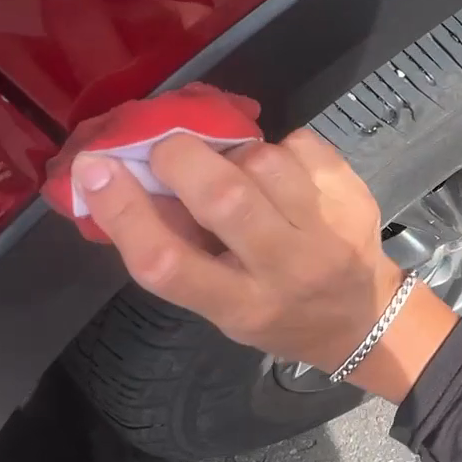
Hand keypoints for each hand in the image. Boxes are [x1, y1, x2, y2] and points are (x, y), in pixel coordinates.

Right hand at [73, 128, 456, 401]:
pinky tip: (284, 171)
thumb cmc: (279, 312)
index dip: (124, 211)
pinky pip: (303, 145)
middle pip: (223, 198)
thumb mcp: (223, 306)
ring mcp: (328, 231)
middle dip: (182, 158)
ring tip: (239, 171)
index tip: (95, 167)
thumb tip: (125, 181)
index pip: (170, 262)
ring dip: (237, 153)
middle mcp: (287, 270)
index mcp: (241, 306)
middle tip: (170, 151)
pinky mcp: (355, 197)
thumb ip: (180, 255)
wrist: (366, 316)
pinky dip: (280, 146)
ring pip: (266, 162)